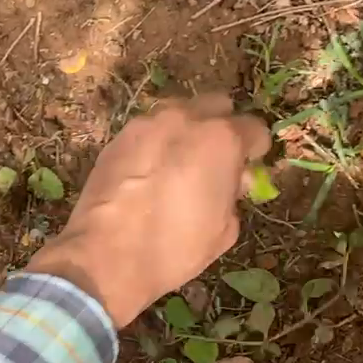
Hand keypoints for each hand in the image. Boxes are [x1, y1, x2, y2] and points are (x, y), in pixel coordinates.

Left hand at [28, 95, 269, 327]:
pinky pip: (150, 130)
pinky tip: (150, 173)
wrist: (106, 256)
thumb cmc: (175, 248)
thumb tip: (230, 182)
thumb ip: (233, 196)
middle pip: (218, 106)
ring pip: (180, 112)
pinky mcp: (119, 136)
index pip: (255, 129)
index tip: (248, 169)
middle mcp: (186, 118)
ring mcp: (148, 123)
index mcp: (221, 139)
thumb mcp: (224, 231)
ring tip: (180, 165)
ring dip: (188, 131)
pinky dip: (157, 144)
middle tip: (216, 162)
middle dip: (223, 128)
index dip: (255, 151)